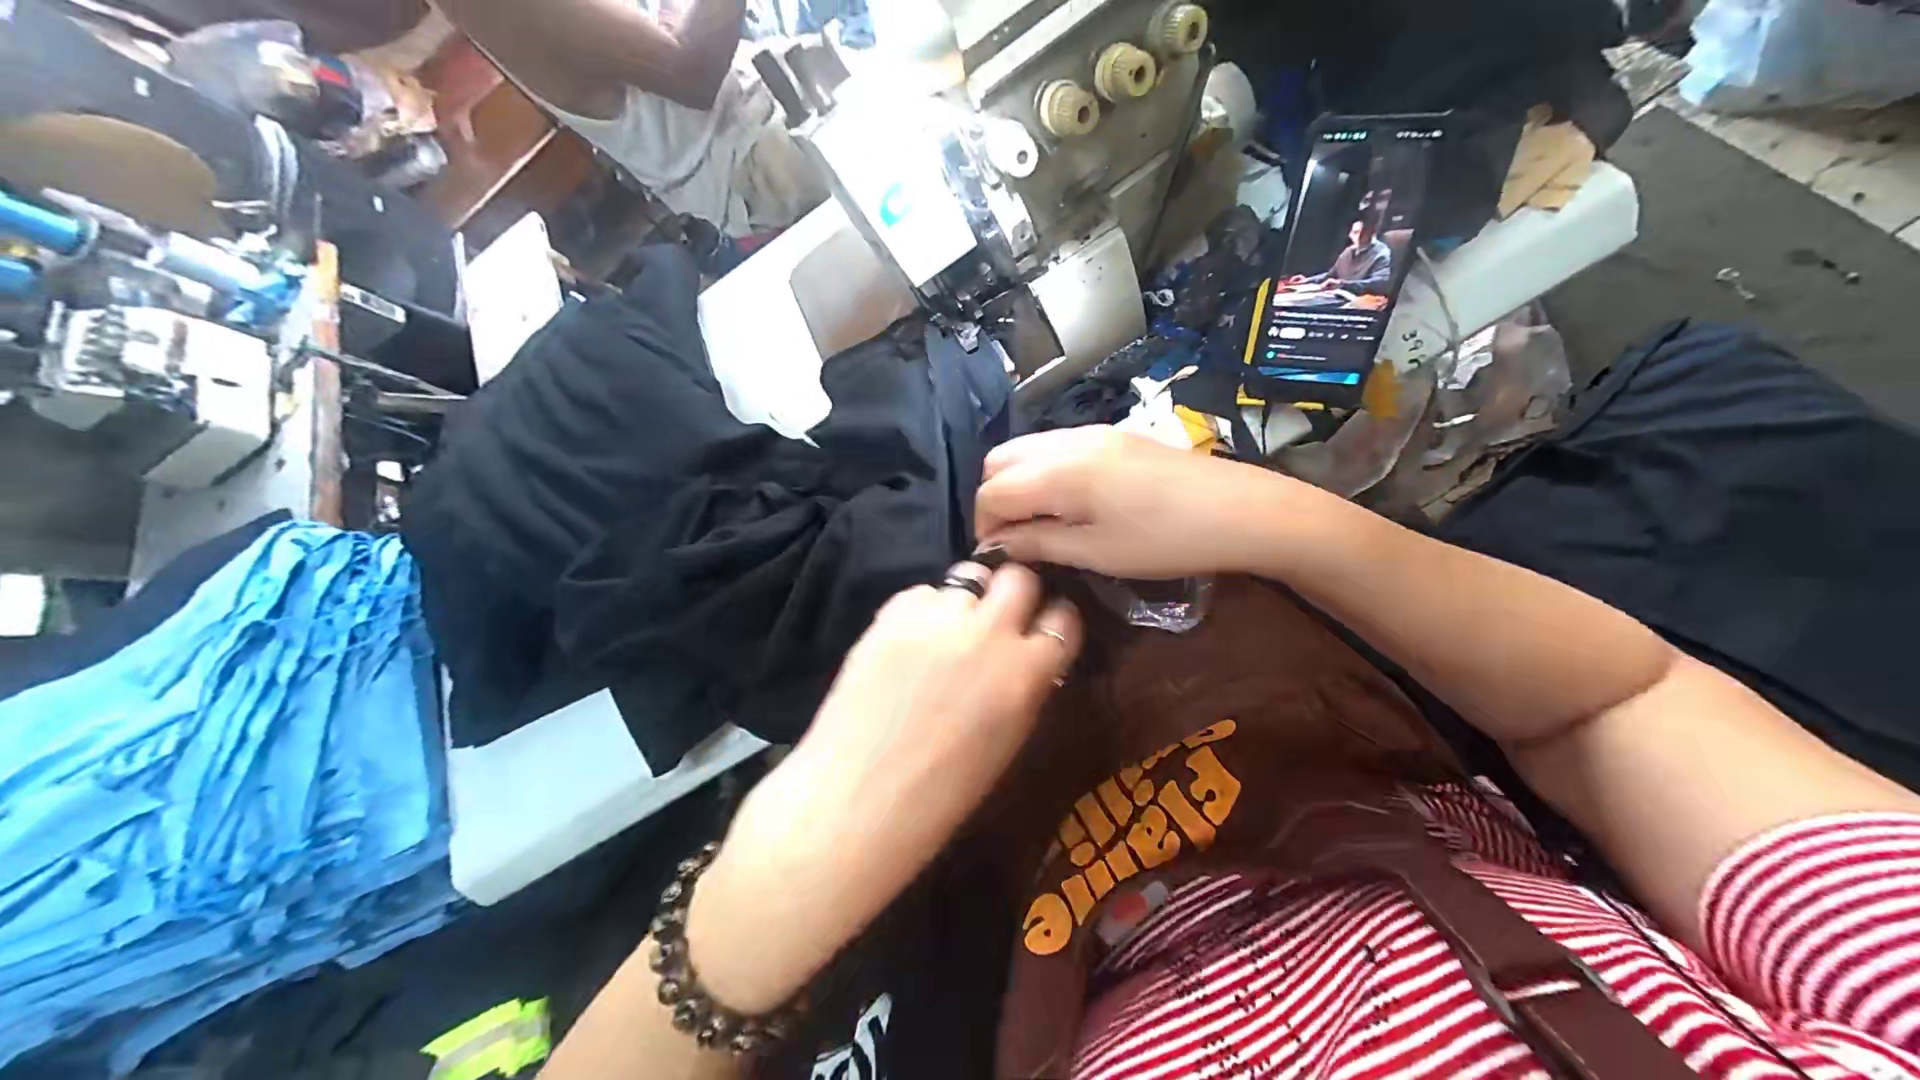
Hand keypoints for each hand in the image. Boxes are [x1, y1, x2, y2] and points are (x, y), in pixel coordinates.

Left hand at [686, 562, 1079, 1013]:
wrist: (857, 799)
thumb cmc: (941, 794)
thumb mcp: (1007, 739)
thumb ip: (1024, 686)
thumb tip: (1029, 656)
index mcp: (1027, 673)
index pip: (1064, 617)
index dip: (1055, 620)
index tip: (1043, 626)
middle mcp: (989, 633)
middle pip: (1018, 577)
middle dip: (1013, 592)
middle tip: (996, 616)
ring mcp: (938, 618)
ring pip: (966, 582)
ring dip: (963, 604)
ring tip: (942, 635)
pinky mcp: (892, 614)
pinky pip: (922, 594)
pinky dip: (922, 611)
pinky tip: (906, 644)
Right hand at [976, 426, 1300, 579]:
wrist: (1242, 510)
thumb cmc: (1166, 540)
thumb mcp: (1096, 551)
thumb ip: (1038, 542)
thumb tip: (997, 545)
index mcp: (1059, 471)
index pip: (991, 491)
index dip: (984, 526)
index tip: (998, 556)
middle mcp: (1066, 441)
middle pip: (999, 461)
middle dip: (995, 499)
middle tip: (1015, 538)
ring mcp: (1090, 432)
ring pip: (1026, 449)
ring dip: (1018, 484)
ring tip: (1040, 522)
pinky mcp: (1111, 435)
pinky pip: (1054, 447)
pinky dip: (1042, 472)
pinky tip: (1067, 502)